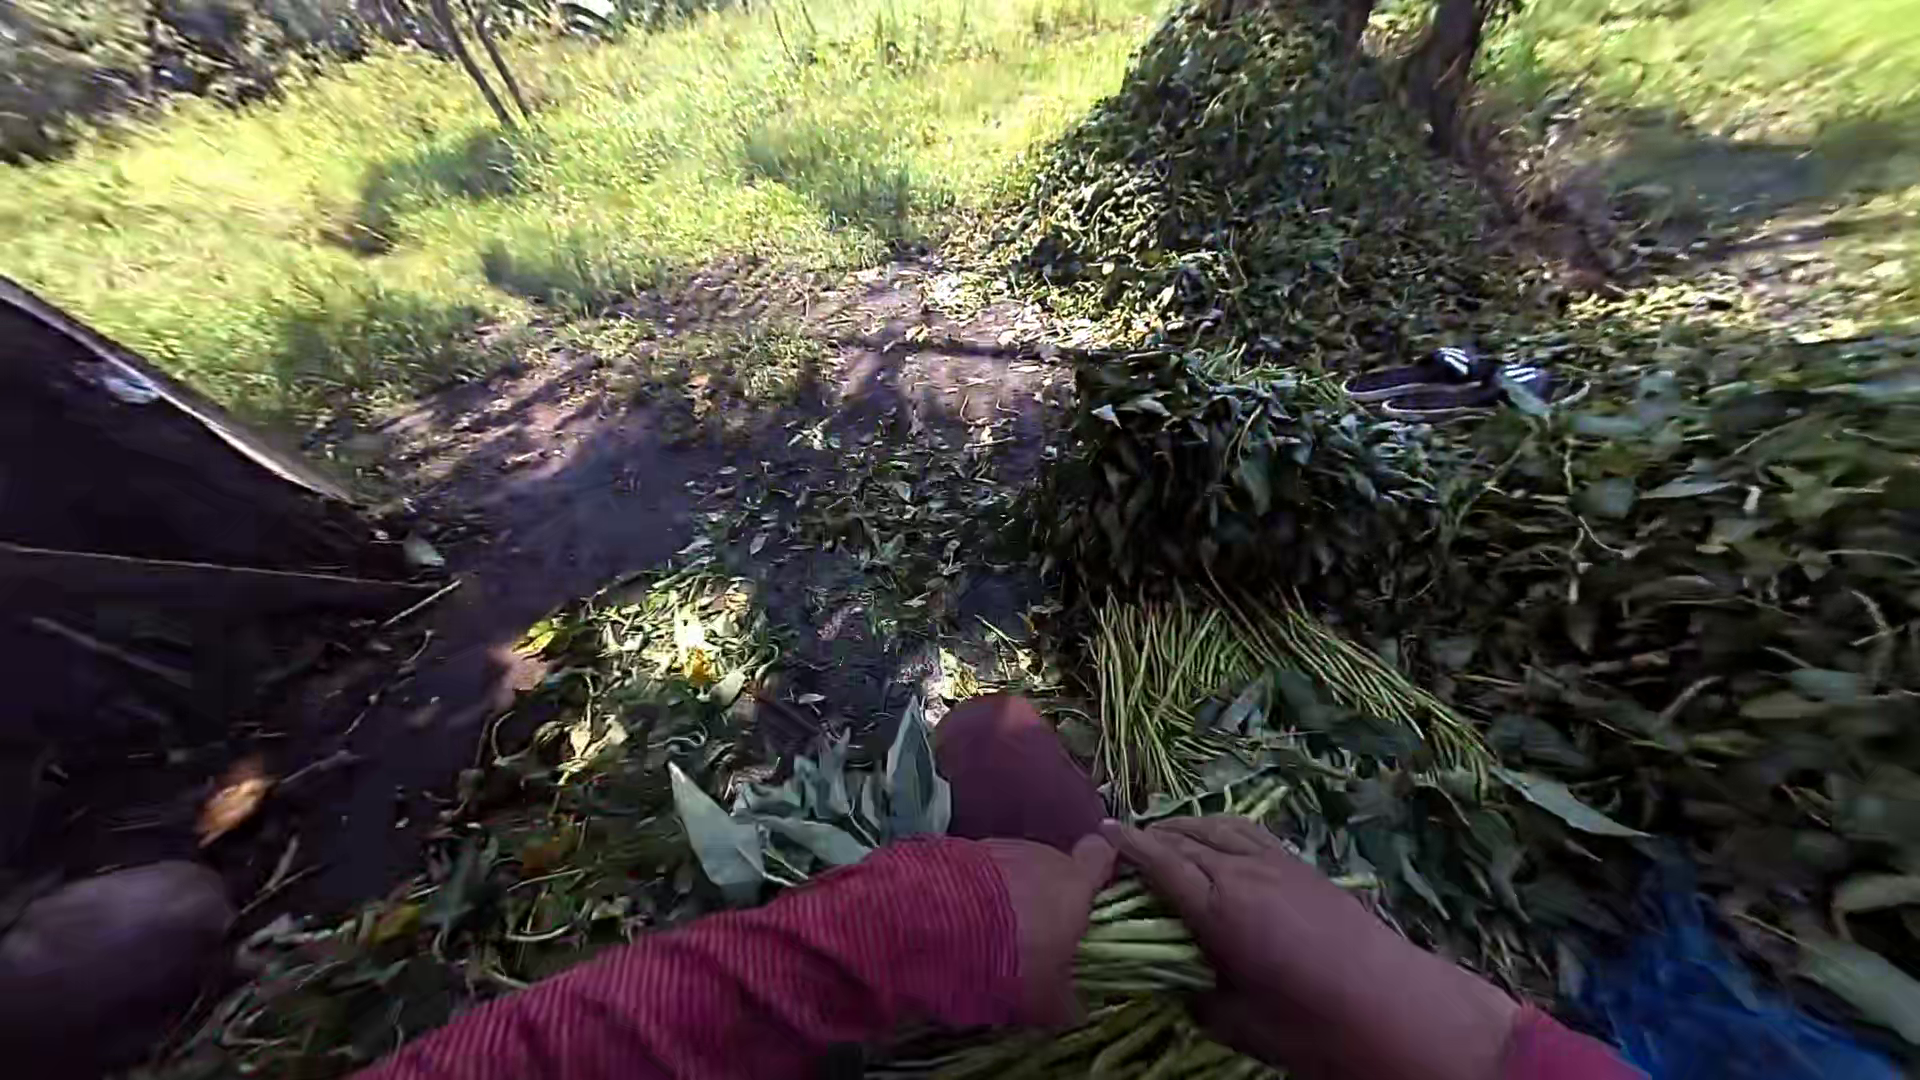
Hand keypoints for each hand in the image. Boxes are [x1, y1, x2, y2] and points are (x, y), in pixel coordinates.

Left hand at [980, 834, 1116, 1025]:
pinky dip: (986, 885)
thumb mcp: (1046, 997)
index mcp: (1075, 885)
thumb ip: (1066, 999)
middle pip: (1056, 869)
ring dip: (1014, 892)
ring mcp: (1008, 847)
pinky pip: (990, 867)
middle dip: (1048, 896)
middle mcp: (1046, 856)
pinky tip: (971, 913)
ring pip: (1021, 867)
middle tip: (1034, 934)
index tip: (1094, 882)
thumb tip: (1076, 1009)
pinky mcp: (974, 846)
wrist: (948, 918)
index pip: (1100, 855)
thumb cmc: (1012, 958)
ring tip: (996, 929)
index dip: (1099, 864)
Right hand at [1100, 817, 1517, 1079]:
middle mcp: (1238, 870)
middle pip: (1179, 837)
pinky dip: (1214, 826)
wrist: (1404, 1013)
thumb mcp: (1244, 1027)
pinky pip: (1241, 828)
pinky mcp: (1294, 861)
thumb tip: (1175, 980)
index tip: (1101, 831)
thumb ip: (1198, 997)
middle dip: (1149, 838)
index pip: (1159, 861)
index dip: (1127, 843)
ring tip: (1164, 839)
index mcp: (1219, 907)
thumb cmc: (1317, 1028)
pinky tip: (1212, 837)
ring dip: (1179, 828)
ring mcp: (1268, 859)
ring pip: (1208, 826)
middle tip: (1128, 851)